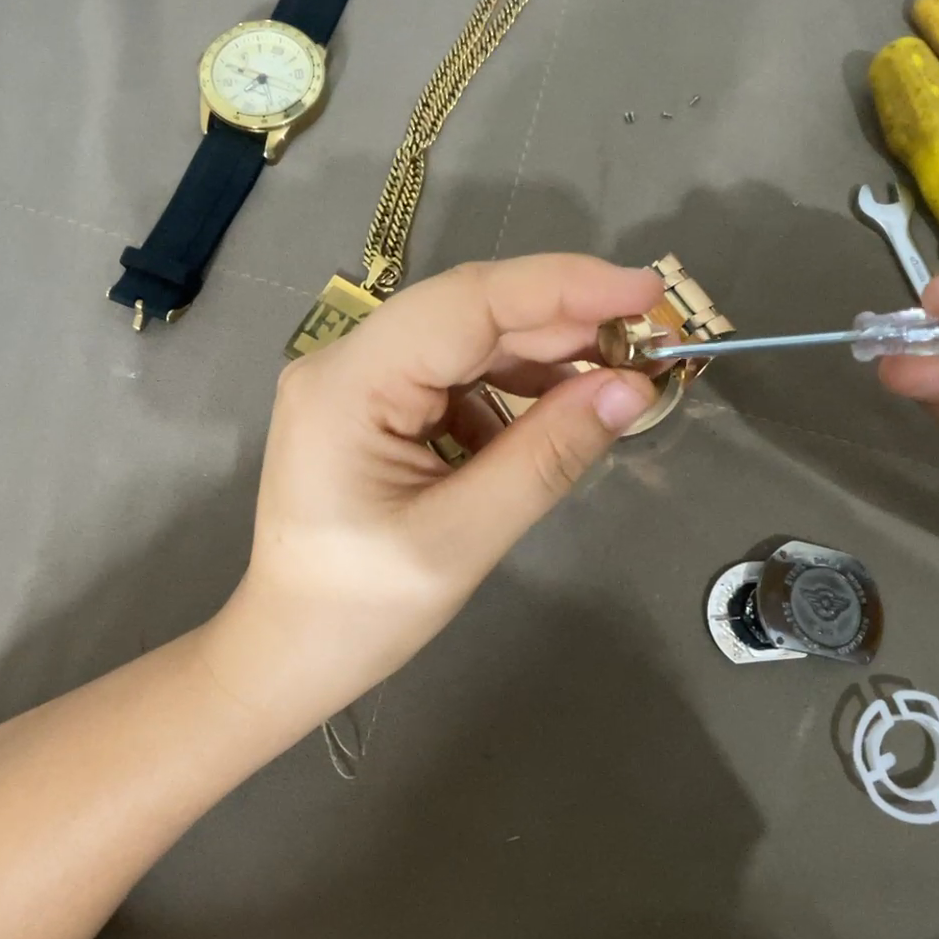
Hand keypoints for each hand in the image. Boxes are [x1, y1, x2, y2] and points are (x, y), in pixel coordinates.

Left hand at [202, 255, 661, 728]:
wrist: (291, 651)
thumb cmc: (362, 612)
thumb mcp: (461, 540)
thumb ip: (546, 458)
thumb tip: (629, 389)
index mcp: (348, 385)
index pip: (468, 302)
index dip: (564, 286)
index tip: (645, 291)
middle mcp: (344, 362)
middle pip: (468, 315)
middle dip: (563, 323)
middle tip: (648, 342)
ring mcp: (353, 382)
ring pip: (464, 343)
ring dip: (540, 359)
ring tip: (611, 384)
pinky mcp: (369, 408)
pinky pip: (450, 379)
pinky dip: (506, 394)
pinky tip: (547, 420)